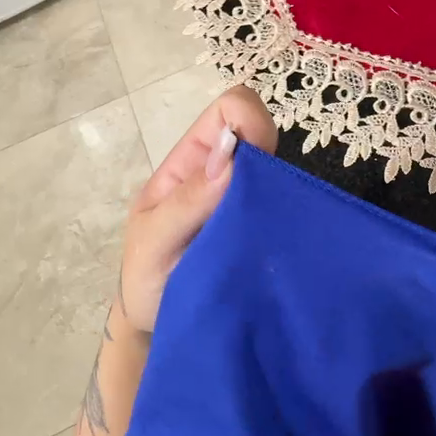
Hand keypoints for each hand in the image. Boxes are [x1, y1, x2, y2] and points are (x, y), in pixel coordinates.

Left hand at [116, 84, 277, 334]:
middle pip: (262, 133)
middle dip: (269, 163)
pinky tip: (280, 252)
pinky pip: (288, 208)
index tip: (253, 166)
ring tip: (265, 240)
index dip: (248, 121)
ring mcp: (246, 199)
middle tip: (258, 215)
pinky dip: (290, 221)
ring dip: (281, 195)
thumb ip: (186, 201)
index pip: (229, 109)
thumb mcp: (153, 242)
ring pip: (279, 172)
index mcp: (191, 161)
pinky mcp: (266, 228)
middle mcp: (224, 172)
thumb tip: (231, 153)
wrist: (157, 327)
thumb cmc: (145, 277)